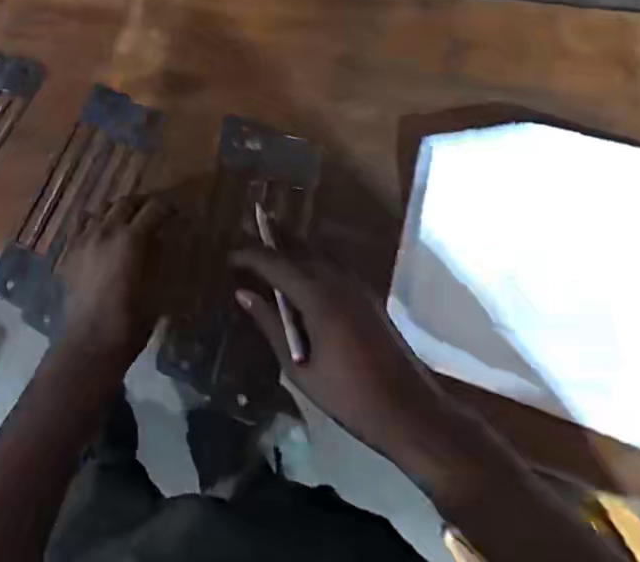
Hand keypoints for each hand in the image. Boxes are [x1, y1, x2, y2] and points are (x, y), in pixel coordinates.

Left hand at [55, 193, 171, 362]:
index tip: (175, 212)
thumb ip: (156, 258)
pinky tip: (101, 232)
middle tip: (153, 210)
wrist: (89, 342)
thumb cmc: (130, 321)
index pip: (153, 209)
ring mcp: (84, 239)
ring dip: (118, 210)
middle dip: (143, 203)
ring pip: (102, 210)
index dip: (167, 208)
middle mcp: (106, 231)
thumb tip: (157, 242)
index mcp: (131, 239)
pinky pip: (83, 225)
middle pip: (126, 202)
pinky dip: (95, 222)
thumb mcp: (155, 289)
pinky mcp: (70, 252)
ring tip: (127, 220)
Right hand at [232, 248, 451, 461]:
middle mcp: (336, 280)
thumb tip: (244, 295)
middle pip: (298, 248)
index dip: (250, 255)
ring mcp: (355, 285)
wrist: (410, 411)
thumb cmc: (348, 397)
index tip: (229, 256)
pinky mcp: (367, 296)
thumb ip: (270, 325)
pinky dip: (310, 260)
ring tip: (270, 243)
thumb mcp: (298, 367)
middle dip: (273, 237)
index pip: (275, 263)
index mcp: (316, 296)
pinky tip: (301, 271)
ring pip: (317, 254)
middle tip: (249, 229)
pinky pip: (331, 266)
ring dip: (293, 245)